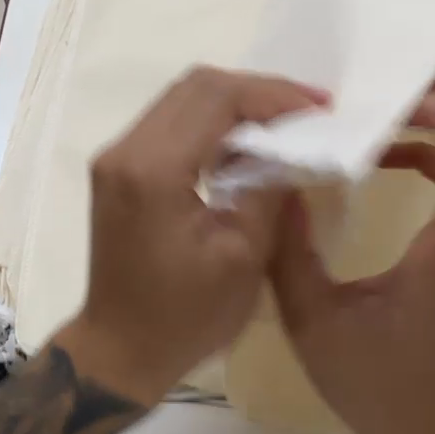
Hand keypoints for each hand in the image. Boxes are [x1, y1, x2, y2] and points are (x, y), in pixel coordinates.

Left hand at [52, 67, 326, 404]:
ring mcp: (113, 159)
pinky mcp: (116, 172)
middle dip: (255, 92)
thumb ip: (269, 188)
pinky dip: (207, 125)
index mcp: (152, 169)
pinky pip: (165, 125)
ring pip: (178, 100)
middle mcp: (124, 151)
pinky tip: (245, 148)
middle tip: (308, 113)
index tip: (320, 110)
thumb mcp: (244, 256)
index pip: (215, 97)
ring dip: (232, 105)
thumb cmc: (185, 315)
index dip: (272, 95)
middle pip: (193, 87)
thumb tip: (294, 147)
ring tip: (285, 126)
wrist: (120, 346)